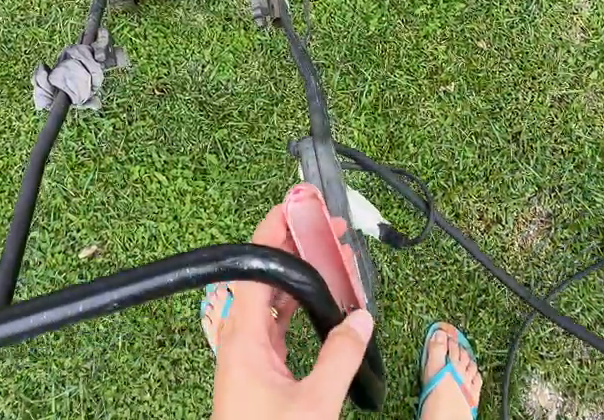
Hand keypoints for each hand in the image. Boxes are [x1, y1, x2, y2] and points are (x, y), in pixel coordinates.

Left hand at [211, 202, 375, 419]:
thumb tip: (363, 318)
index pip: (256, 265)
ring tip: (335, 257)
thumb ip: (341, 357)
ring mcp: (248, 353)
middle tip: (330, 227)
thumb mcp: (314, 405)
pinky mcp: (257, 369)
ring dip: (303, 277)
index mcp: (243, 336)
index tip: (299, 203)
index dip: (275, 229)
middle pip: (266, 275)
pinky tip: (326, 300)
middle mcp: (240, 337)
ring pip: (274, 299)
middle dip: (298, 247)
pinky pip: (279, 322)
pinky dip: (301, 306)